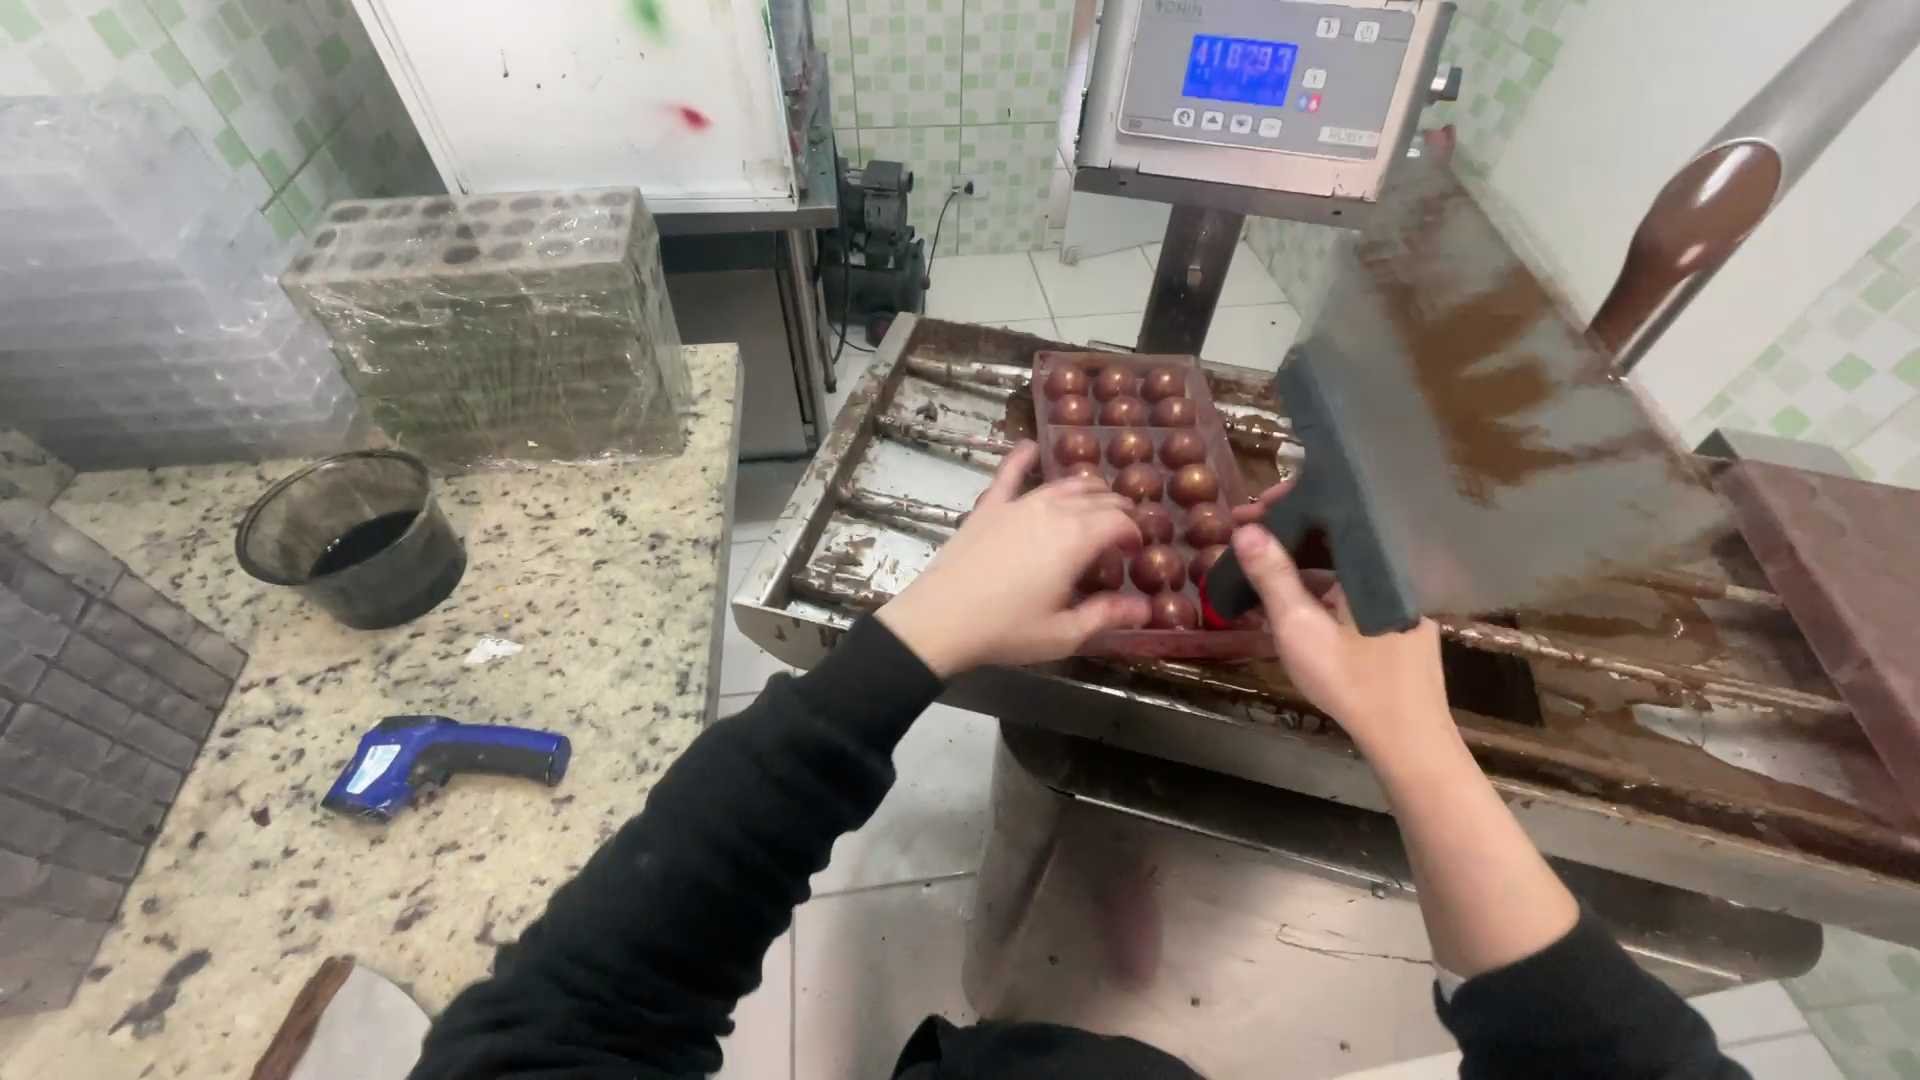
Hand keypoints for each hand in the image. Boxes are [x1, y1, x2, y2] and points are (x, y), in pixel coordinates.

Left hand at [876, 441, 1148, 676]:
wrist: (940, 620)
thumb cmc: (1006, 630)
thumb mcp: (1063, 633)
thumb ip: (1106, 615)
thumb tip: (1145, 608)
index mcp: (1076, 540)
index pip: (1119, 522)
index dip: (1133, 533)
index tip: (1134, 551)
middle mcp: (1052, 511)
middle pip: (1096, 499)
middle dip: (1115, 510)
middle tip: (1120, 530)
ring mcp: (1017, 505)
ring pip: (1062, 485)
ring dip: (1086, 488)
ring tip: (1097, 499)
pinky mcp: (988, 507)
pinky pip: (1008, 474)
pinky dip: (1022, 457)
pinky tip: (1031, 446)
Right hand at [1229, 524, 1450, 754]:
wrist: (1406, 738)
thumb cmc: (1351, 681)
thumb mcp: (1298, 627)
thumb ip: (1272, 576)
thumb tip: (1245, 530)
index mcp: (1378, 562)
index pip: (1336, 508)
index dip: (1292, 500)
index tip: (1254, 508)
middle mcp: (1396, 568)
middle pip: (1340, 531)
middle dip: (1290, 528)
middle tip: (1247, 534)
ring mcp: (1401, 593)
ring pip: (1345, 558)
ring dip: (1302, 556)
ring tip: (1259, 562)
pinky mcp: (1399, 615)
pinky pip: (1355, 581)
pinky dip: (1322, 580)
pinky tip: (1290, 593)